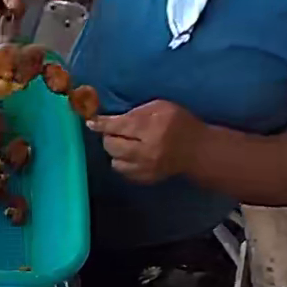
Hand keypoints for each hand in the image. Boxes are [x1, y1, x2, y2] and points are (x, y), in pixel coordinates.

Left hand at [89, 100, 205, 183]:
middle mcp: (145, 150)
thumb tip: (113, 119)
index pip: (118, 126)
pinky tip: (131, 156)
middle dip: (108, 138)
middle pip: (112, 146)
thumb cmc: (179, 123)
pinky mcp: (144, 179)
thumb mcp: (161, 107)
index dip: (102, 124)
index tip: (91, 122)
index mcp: (150, 127)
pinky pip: (123, 172)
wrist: (195, 151)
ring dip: (115, 152)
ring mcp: (144, 168)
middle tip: (114, 132)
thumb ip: (137, 112)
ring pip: (115, 162)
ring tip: (124, 145)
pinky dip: (123, 163)